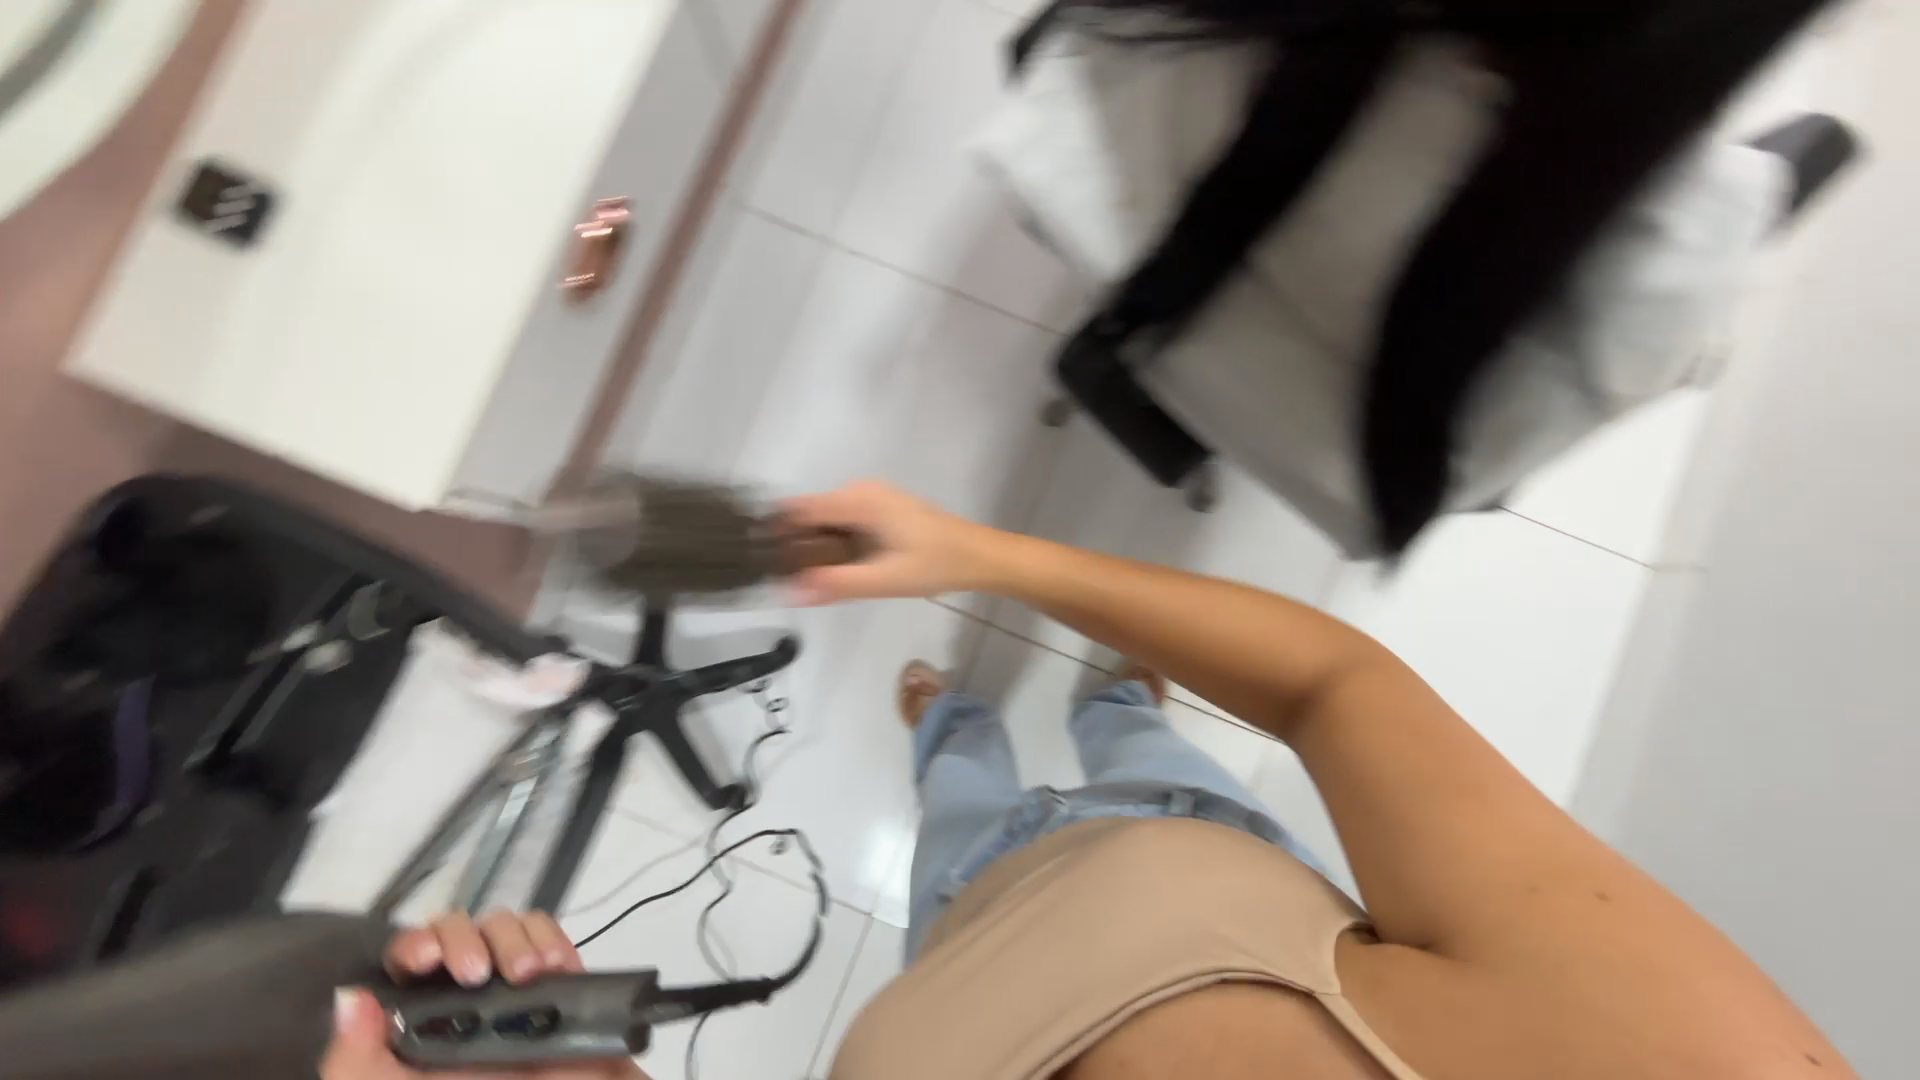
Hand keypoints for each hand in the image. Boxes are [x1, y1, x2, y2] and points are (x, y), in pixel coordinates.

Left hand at [321, 911, 648, 1079]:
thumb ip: (358, 1064)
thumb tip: (350, 998)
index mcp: (420, 1016)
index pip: (407, 957)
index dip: (414, 944)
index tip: (427, 961)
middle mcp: (462, 990)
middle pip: (457, 928)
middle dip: (465, 940)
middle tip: (478, 974)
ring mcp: (511, 977)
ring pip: (503, 923)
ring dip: (513, 941)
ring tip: (527, 975)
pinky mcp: (556, 970)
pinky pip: (547, 931)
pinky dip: (549, 938)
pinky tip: (553, 966)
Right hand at [781, 481, 998, 603]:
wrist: (979, 556)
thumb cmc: (935, 565)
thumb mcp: (885, 580)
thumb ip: (837, 585)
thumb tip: (790, 592)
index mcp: (860, 501)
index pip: (800, 508)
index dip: (776, 531)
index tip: (758, 558)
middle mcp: (862, 491)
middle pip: (811, 513)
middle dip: (795, 543)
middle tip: (784, 580)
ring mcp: (872, 497)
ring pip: (827, 520)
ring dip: (816, 546)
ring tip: (808, 579)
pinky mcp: (880, 509)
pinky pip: (844, 522)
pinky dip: (835, 543)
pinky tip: (838, 569)